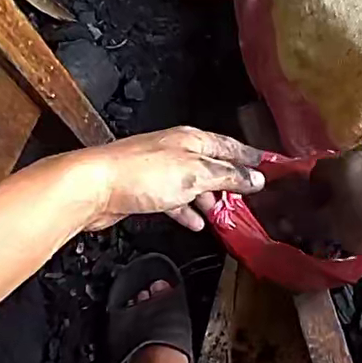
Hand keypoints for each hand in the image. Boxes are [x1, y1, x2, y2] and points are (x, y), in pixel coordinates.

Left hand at [66, 127, 265, 231]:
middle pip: (212, 165)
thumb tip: (255, 178)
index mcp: (192, 140)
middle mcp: (177, 151)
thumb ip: (228, 177)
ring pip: (194, 184)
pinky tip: (196, 222)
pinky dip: (187, 211)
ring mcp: (160, 170)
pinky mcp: (145, 190)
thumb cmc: (142, 173)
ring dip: (209, 199)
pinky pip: (174, 200)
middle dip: (231, 181)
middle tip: (250, 194)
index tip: (268, 165)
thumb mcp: (196, 174)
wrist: (94, 187)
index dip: (250, 157)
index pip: (230, 146)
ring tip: (224, 213)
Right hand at [308, 151, 361, 255]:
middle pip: (340, 168)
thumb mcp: (331, 225)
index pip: (317, 170)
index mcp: (342, 165)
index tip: (318, 206)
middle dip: (335, 185)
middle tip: (335, 207)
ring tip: (357, 207)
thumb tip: (303, 210)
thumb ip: (312, 214)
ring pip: (361, 171)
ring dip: (355, 185)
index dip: (314, 189)